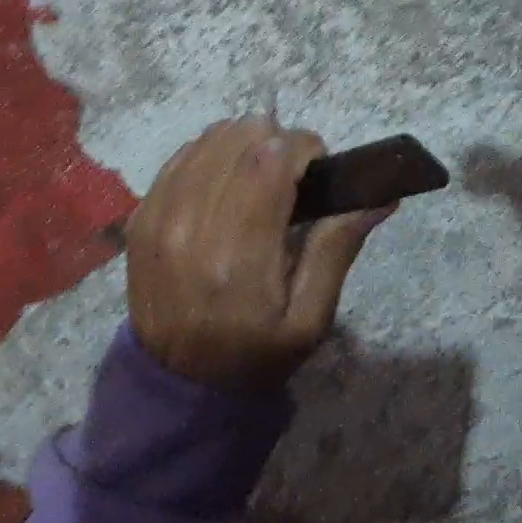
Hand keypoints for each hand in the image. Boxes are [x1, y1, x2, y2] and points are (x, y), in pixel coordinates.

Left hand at [122, 116, 389, 390]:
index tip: (318, 169)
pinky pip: (182, 155)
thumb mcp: (311, 317)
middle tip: (293, 176)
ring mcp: (159, 216)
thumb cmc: (256, 352)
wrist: (178, 385)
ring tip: (261, 177)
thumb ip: (338, 248)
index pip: (272, 157)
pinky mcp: (141, 215)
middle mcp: (191, 225)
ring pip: (210, 137)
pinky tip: (228, 179)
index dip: (304, 147)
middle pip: (241, 137)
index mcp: (238, 253)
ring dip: (245, 144)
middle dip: (278, 142)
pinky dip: (212, 155)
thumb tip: (381, 195)